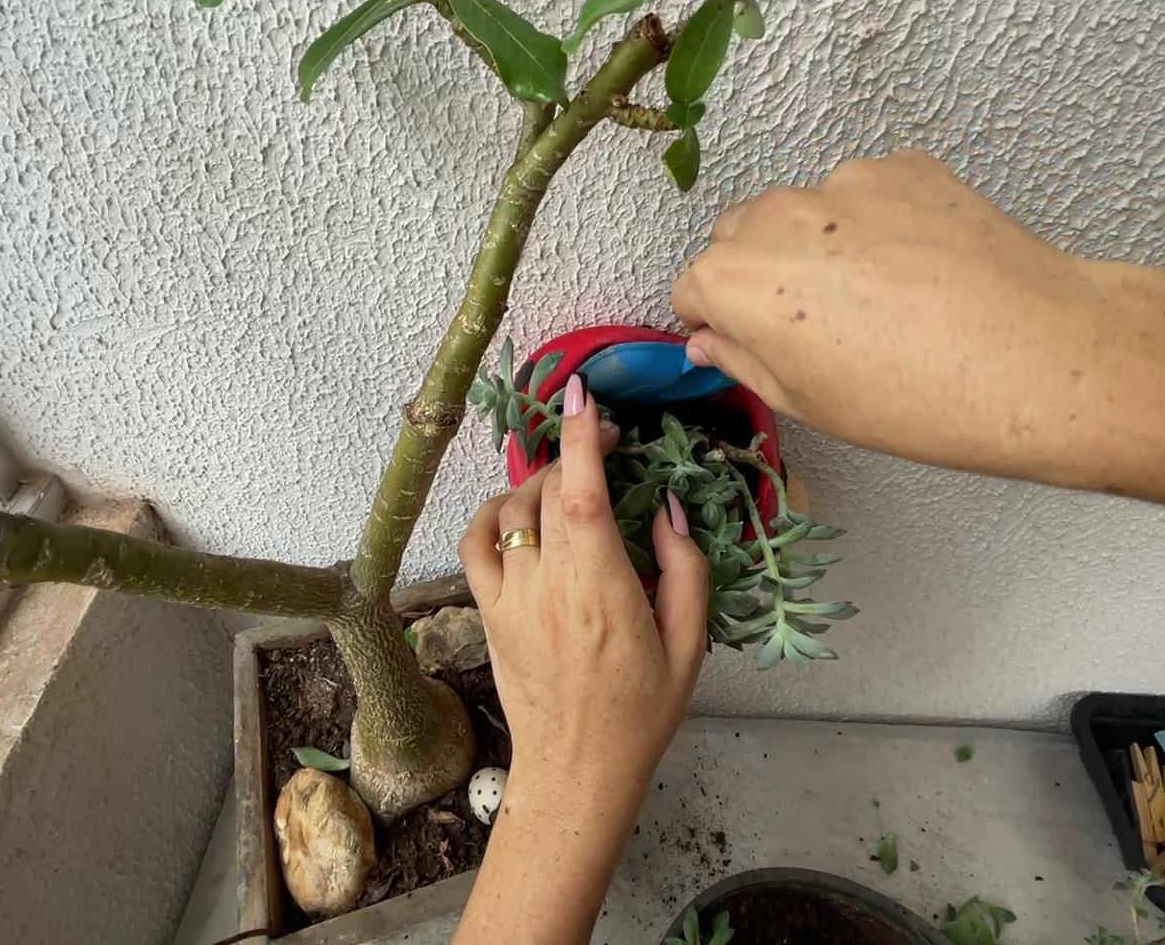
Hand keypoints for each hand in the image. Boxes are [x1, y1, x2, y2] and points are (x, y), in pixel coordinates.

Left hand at [458, 373, 709, 817]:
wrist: (575, 770)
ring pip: (513, 507)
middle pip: (552, 490)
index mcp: (602, 590)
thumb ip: (685, 569)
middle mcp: (548, 584)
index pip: (584, 494)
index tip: (584, 393)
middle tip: (606, 443)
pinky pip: (475, 541)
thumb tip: (667, 507)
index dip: (581, 436)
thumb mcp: (689, 644)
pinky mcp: (488, 610)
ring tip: (571, 483)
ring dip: (542, 480)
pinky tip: (515, 509)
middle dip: (578, 451)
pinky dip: (491, 511)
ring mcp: (509, 595)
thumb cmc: (641, 711)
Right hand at [671, 150, 1111, 479]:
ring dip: (810, 243)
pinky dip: (868, 221)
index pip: (690, 288)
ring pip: (796, 213)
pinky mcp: (898, 167)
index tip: (742, 336)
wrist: (1038, 358)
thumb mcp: (802, 400)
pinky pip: (858, 193)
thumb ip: (739, 359)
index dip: (713, 319)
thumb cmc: (916, 396)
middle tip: (806, 319)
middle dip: (752, 273)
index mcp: (733, 280)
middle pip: (733, 239)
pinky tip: (908, 265)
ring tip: (869, 293)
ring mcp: (839, 184)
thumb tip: (710, 340)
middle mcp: (774, 218)